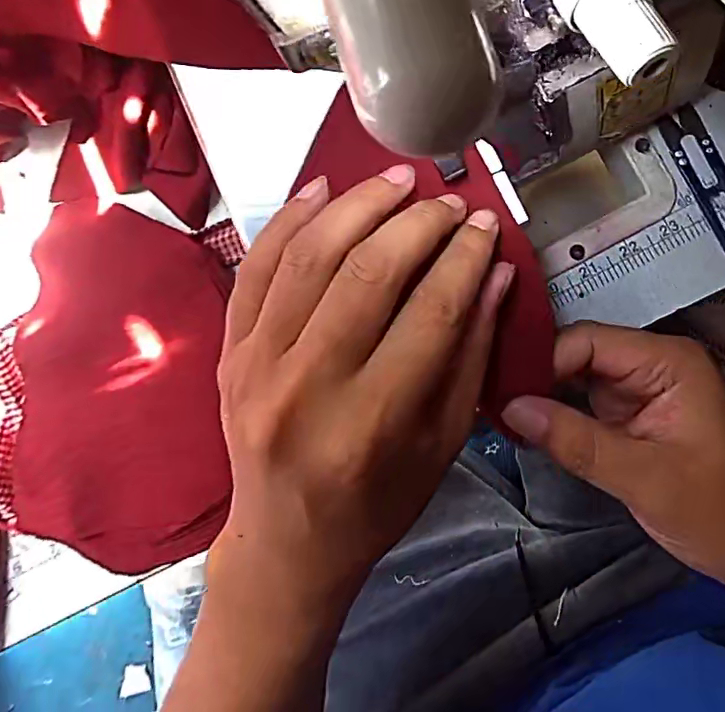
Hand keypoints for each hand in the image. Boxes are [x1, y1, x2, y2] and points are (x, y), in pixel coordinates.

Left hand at [211, 166, 514, 622]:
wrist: (287, 541)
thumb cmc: (378, 500)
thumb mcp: (444, 441)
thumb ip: (472, 353)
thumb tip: (494, 273)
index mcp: (372, 423)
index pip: (431, 313)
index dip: (465, 258)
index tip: (483, 225)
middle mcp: (307, 388)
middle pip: (368, 273)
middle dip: (418, 224)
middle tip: (447, 202)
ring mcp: (256, 363)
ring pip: (309, 257)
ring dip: (358, 206)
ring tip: (396, 181)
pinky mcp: (230, 349)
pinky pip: (257, 266)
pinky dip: (290, 219)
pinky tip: (324, 188)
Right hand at [501, 324, 724, 599]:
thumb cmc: (721, 514)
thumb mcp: (645, 479)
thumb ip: (576, 440)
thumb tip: (511, 408)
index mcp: (667, 360)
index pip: (589, 341)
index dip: (543, 362)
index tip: (501, 391)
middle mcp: (653, 363)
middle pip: (579, 354)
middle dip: (536, 375)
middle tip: (489, 398)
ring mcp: (642, 388)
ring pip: (577, 377)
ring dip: (542, 395)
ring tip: (496, 410)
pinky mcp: (633, 414)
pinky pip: (585, 403)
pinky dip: (558, 415)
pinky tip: (525, 425)